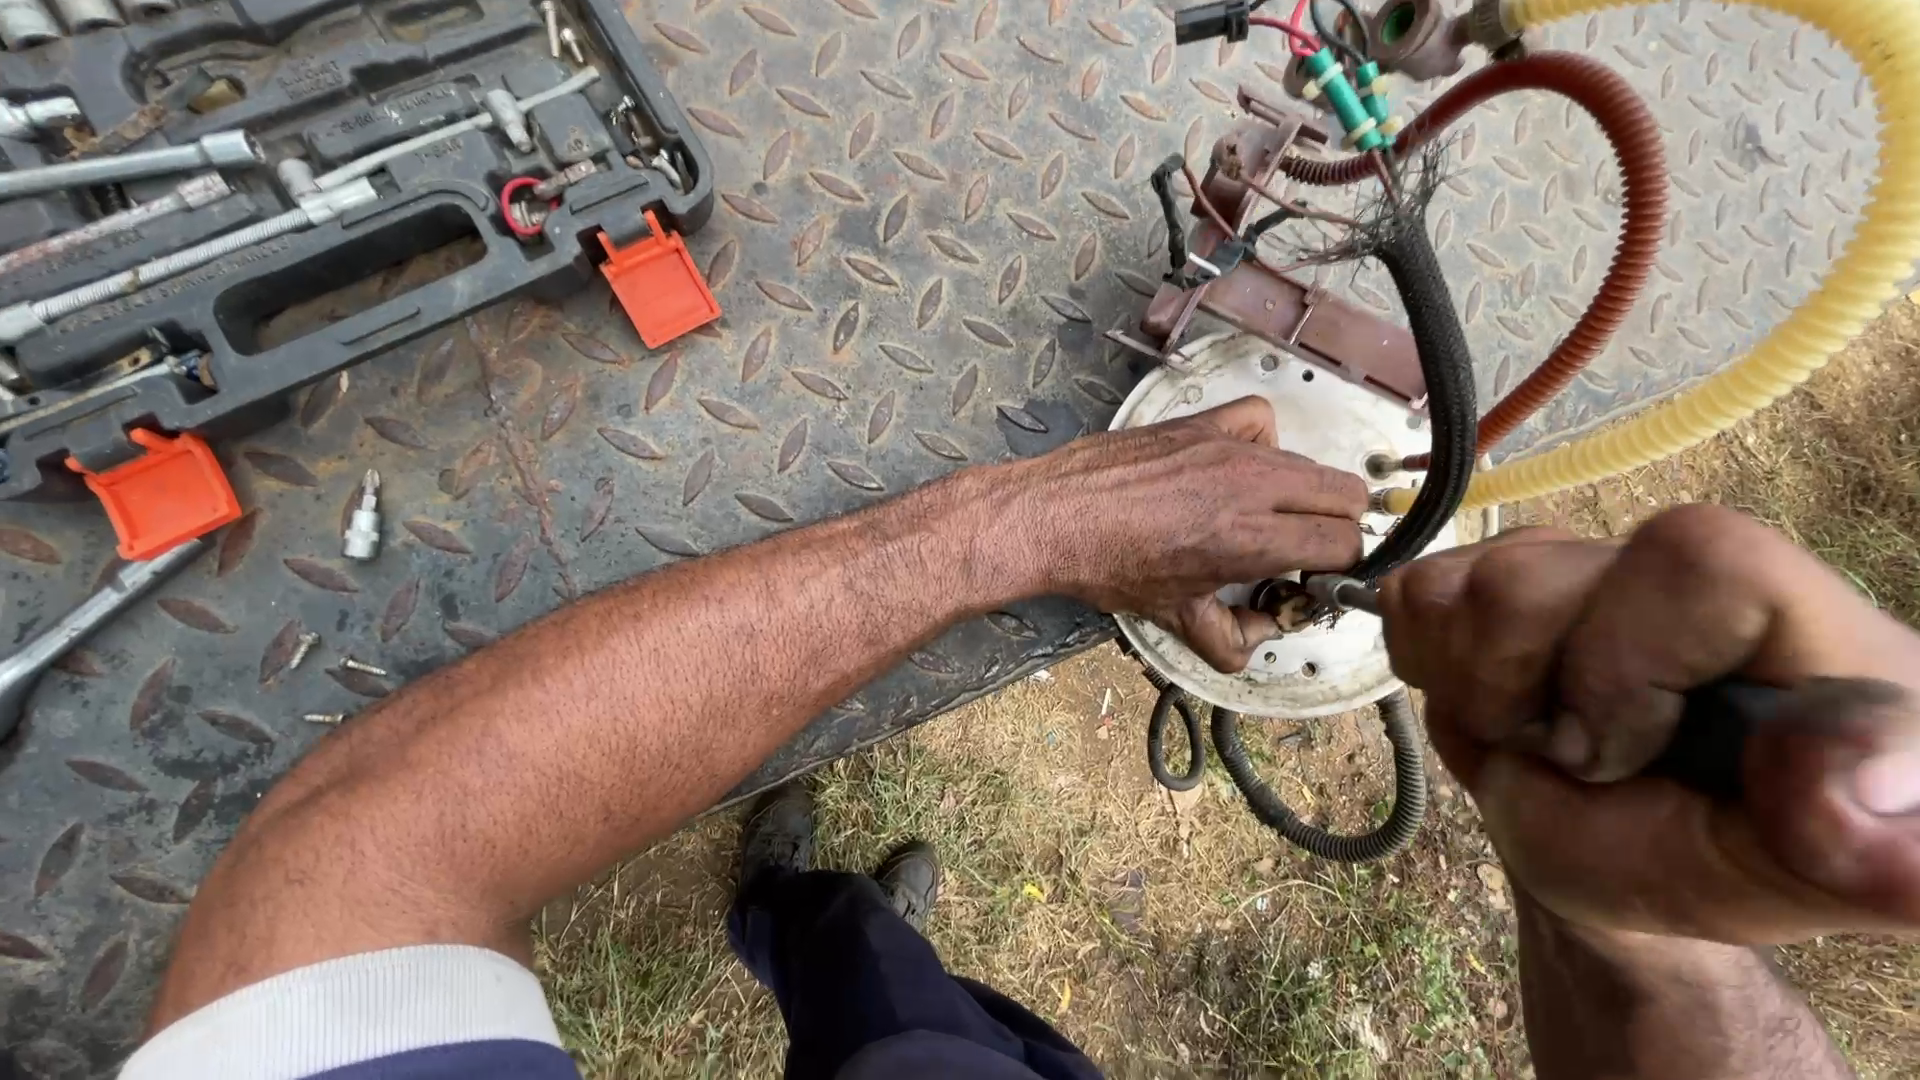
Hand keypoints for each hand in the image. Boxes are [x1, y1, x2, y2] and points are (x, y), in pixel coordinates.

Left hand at [1005, 396, 1365, 672]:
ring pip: (1306, 462)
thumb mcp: (1171, 615)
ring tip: (1256, 514)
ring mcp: (1228, 448)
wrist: (1050, 517)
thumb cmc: (1104, 565)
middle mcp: (1252, 486)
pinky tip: (1234, 466)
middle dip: (1332, 526)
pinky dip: (1262, 440)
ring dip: (1298, 492)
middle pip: (1346, 495)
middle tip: (1295, 546)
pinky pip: (1259, 418)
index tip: (1310, 575)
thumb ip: (1229, 639)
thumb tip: (1260, 636)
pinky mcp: (1200, 423)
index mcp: (1252, 540)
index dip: (1336, 567)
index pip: (1345, 543)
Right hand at [1378, 505, 1919, 943]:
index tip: (1611, 754)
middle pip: (1525, 573)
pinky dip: (1422, 662)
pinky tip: (1482, 696)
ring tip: (1520, 726)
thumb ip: (1859, 850)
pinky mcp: (1475, 572)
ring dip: (1464, 685)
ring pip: (1451, 586)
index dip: (1625, 660)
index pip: (1698, 557)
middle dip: (1512, 690)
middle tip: (1562, 751)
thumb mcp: (1783, 878)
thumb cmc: (1690, 859)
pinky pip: (1407, 594)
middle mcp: (1667, 569)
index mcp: (1787, 620)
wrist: (1593, 841)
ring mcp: (1562, 562)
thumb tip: (1862, 792)